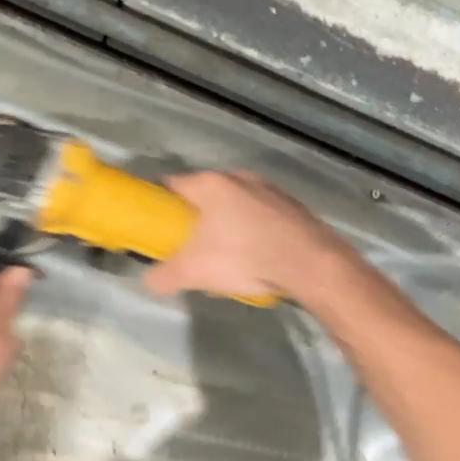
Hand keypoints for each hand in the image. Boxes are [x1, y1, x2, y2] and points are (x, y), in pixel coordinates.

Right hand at [143, 171, 348, 300]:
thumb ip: (164, 276)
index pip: (174, 184)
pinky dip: (254, 236)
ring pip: (237, 208)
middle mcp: (240, 178)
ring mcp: (270, 190)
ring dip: (228, 230)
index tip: (161, 226)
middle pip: (207, 197)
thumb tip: (150, 282)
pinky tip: (257, 261)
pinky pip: (262, 219)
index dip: (163, 205)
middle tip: (193, 250)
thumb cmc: (242, 258)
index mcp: (211, 184)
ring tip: (227, 262)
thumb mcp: (192, 272)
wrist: (308, 263)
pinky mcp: (293, 208)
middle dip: (198, 222)